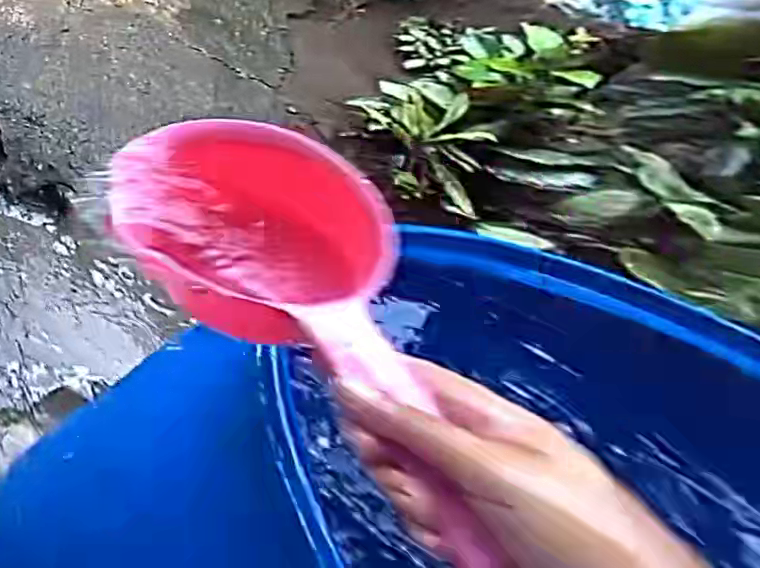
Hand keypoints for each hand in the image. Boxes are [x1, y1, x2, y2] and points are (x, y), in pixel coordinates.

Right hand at [334, 358, 706, 567]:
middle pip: (389, 424)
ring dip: (404, 492)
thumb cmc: (585, 532)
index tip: (322, 368)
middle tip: (395, 469)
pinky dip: (422, 524)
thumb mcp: (494, 470)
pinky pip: (416, 509)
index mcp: (483, 417)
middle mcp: (469, 446)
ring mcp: (467, 487)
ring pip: (397, 469)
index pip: (405, 374)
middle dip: (383, 449)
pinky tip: (447, 539)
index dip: (363, 369)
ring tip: (437, 518)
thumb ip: (415, 426)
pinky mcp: (465, 524)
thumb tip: (343, 382)